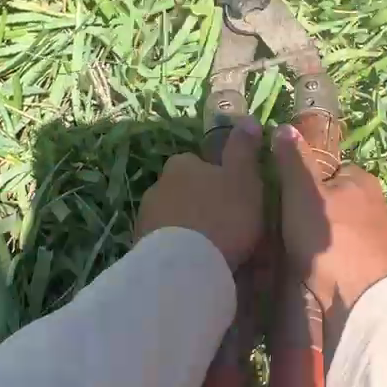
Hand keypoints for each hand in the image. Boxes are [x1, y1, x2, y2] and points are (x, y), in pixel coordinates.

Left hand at [135, 117, 264, 268]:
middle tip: (227, 227)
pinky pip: (165, 243)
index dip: (219, 180)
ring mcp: (145, 217)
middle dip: (201, 205)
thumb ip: (244, 150)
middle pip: (185, 191)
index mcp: (182, 164)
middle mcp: (158, 184)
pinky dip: (178, 250)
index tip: (234, 200)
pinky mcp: (140, 247)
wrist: (185, 267)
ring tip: (211, 251)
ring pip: (174, 218)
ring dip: (189, 229)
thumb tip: (247, 119)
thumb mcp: (244, 179)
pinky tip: (193, 265)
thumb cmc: (222, 217)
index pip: (200, 165)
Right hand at [273, 124, 386, 337]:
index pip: (324, 171)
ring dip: (310, 243)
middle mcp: (372, 206)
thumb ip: (293, 161)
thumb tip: (283, 128)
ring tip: (284, 255)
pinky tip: (304, 274)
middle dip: (304, 216)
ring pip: (330, 233)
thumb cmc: (331, 238)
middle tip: (276, 229)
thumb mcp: (304, 191)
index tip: (278, 199)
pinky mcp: (367, 270)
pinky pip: (335, 258)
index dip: (299, 183)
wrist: (361, 302)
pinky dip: (320, 264)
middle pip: (326, 203)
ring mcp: (372, 240)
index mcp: (361, 180)